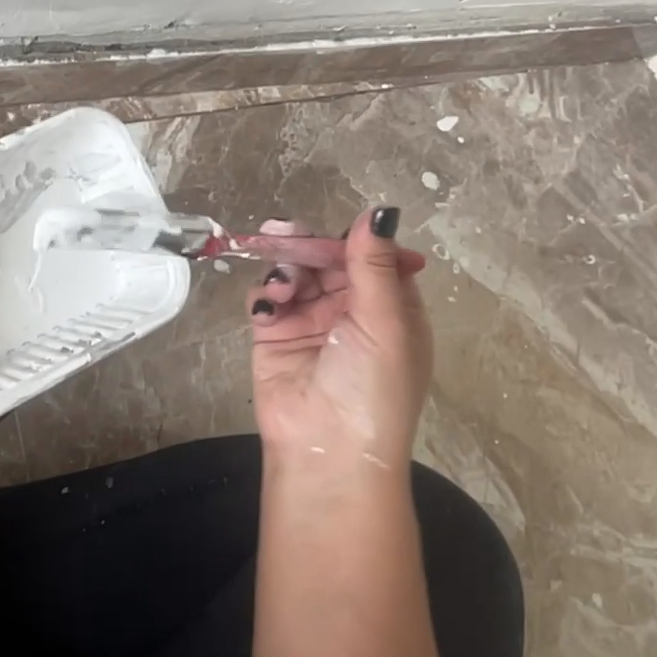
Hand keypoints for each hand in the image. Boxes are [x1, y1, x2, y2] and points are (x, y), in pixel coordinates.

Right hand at [246, 208, 431, 471]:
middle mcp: (351, 311)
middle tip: (282, 234)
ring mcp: (310, 320)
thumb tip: (380, 211)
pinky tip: (269, 307)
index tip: (333, 235)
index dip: (351, 242)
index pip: (371, 257)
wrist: (326, 446)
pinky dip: (265, 293)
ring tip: (282, 287)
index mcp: (391, 309)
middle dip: (306, 247)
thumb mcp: (384, 322)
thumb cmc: (370, 386)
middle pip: (326, 259)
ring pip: (294, 272)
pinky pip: (266, 295)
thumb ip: (373, 264)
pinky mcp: (273, 331)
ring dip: (285, 270)